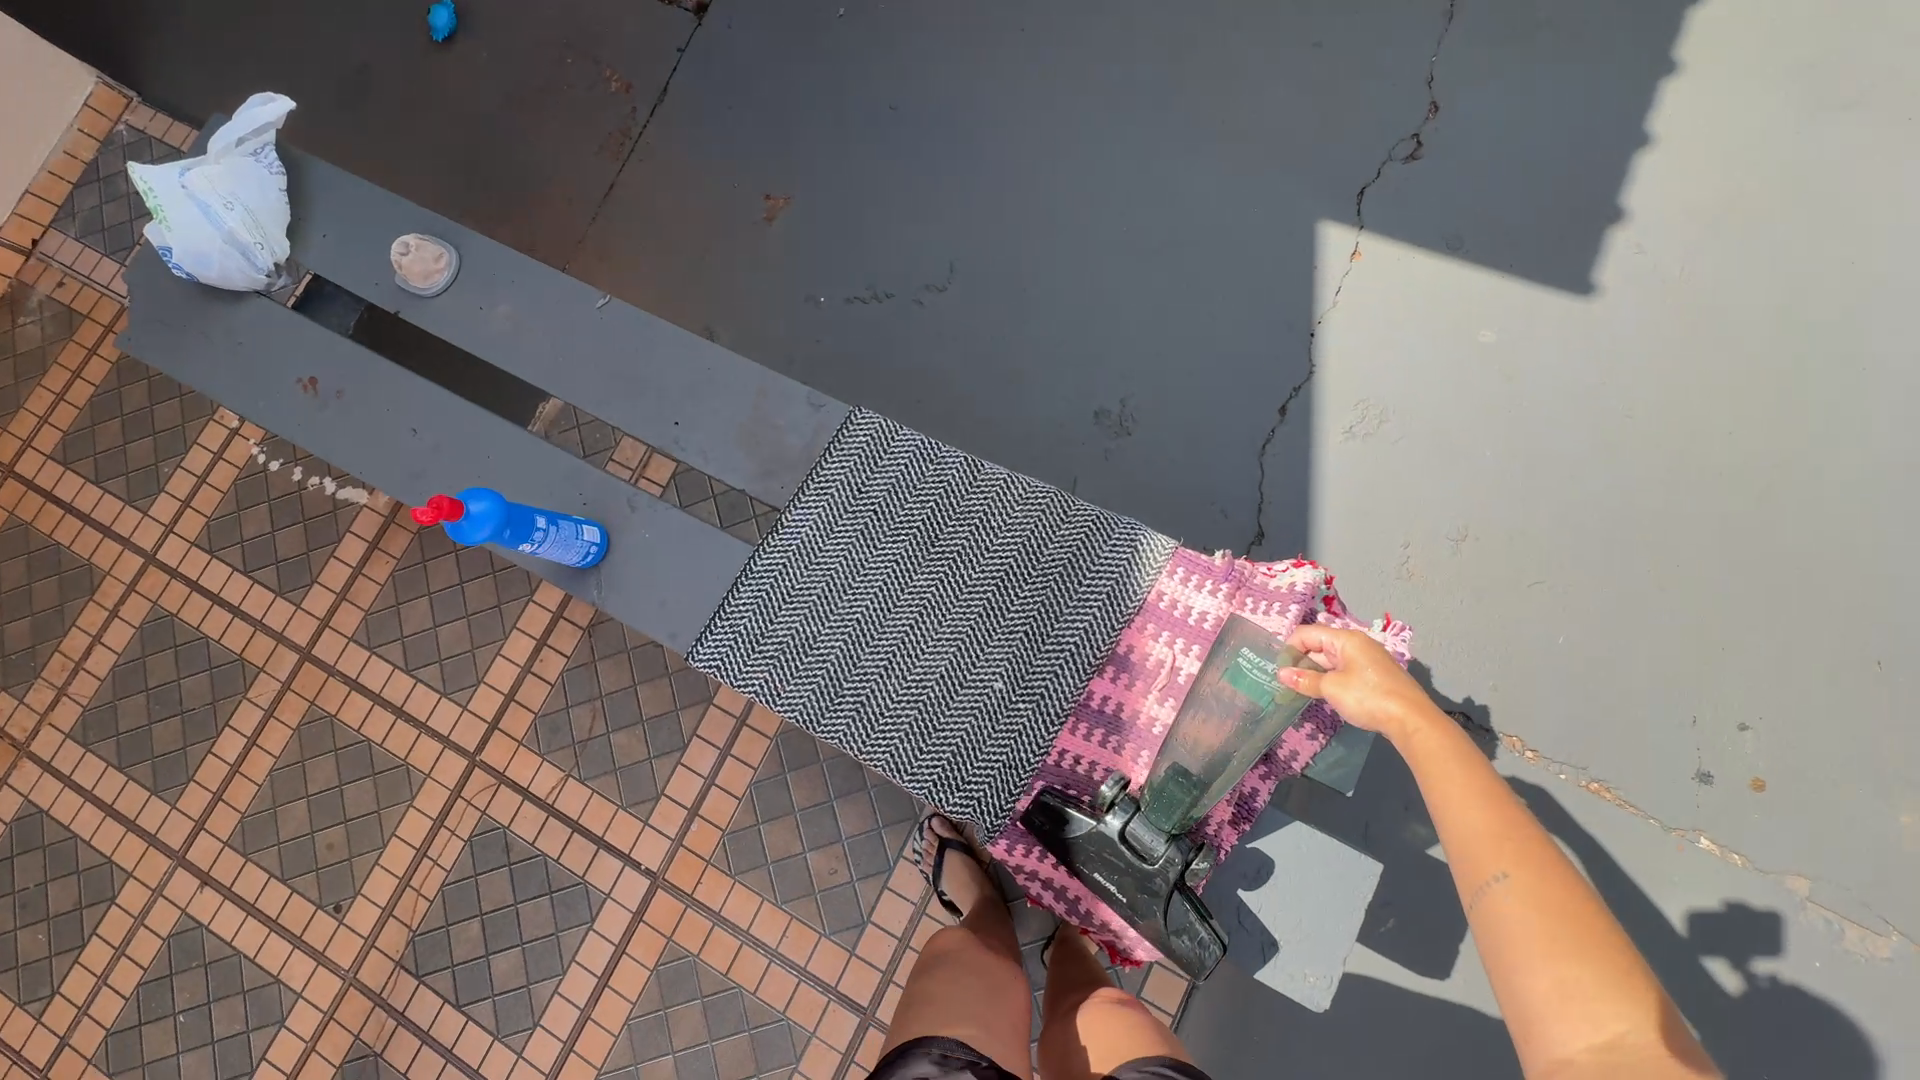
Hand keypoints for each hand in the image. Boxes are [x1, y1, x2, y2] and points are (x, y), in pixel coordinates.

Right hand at [1278, 624, 1434, 740]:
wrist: (1411, 719)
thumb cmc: (1368, 697)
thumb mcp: (1331, 688)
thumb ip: (1305, 679)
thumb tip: (1281, 674)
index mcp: (1345, 639)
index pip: (1307, 633)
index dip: (1289, 648)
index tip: (1279, 669)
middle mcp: (1356, 644)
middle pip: (1319, 645)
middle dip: (1301, 662)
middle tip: (1285, 682)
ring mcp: (1366, 660)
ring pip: (1331, 660)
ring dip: (1314, 672)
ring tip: (1299, 689)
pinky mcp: (1373, 675)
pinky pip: (1343, 670)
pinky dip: (1329, 679)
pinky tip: (1323, 694)